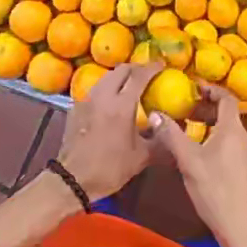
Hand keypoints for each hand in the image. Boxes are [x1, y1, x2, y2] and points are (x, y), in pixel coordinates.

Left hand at [55, 61, 155, 199]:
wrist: (72, 180)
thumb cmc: (109, 169)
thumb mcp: (141, 158)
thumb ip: (160, 140)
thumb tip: (174, 131)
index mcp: (121, 106)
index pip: (139, 76)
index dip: (152, 67)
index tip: (162, 65)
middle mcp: (103, 96)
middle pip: (121, 69)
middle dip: (136, 68)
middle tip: (147, 73)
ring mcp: (87, 100)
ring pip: (106, 76)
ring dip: (120, 75)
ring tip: (130, 84)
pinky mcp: (76, 107)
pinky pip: (95, 89)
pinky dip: (107, 87)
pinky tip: (111, 100)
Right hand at [152, 85, 246, 246]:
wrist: (241, 227)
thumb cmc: (215, 190)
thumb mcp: (188, 161)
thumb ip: (172, 135)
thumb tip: (155, 113)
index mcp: (232, 129)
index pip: (226, 98)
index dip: (210, 90)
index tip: (193, 87)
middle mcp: (242, 137)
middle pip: (226, 112)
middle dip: (205, 107)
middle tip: (184, 108)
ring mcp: (245, 153)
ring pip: (227, 129)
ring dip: (209, 123)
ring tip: (187, 128)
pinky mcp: (243, 168)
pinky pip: (228, 142)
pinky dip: (213, 137)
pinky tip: (198, 152)